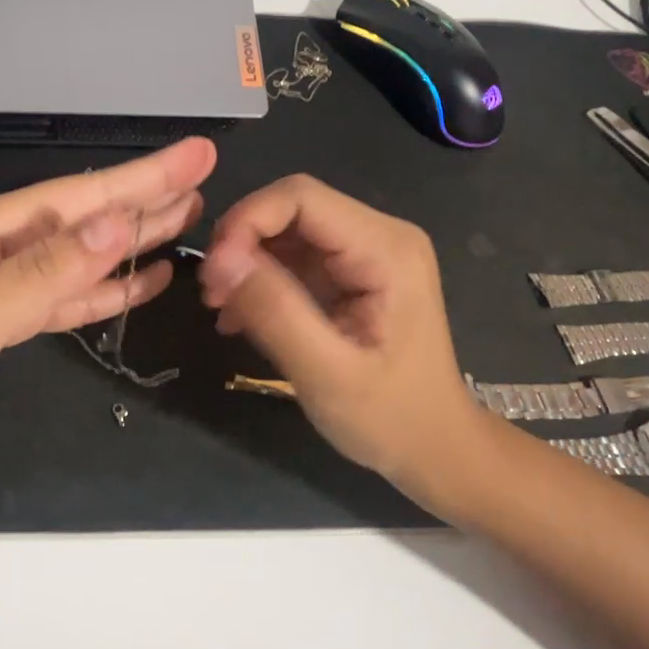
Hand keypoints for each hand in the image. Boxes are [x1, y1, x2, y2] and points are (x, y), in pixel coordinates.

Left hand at [0, 138, 216, 448]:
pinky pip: (69, 293)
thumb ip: (43, 272)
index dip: (145, 176)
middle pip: (92, 214)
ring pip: (87, 252)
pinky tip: (140, 283)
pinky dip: (107, 286)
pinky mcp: (6, 314)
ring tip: (186, 221)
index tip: (198, 154)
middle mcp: (8, 243)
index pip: (86, 195)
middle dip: (148, 196)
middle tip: (206, 180)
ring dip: (135, 237)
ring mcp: (7, 279)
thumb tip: (116, 222)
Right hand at [197, 175, 488, 489]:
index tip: (214, 272)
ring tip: (222, 308)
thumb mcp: (327, 373)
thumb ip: (274, 311)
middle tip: (212, 294)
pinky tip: (241, 316)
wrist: (437, 450)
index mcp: (386, 249)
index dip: (247, 220)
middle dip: (242, 242)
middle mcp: (379, 235)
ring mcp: (365, 252)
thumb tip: (219, 257)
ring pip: (284, 229)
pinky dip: (260, 278)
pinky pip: (292, 254)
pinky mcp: (349, 271)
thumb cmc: (391, 418)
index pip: (300, 197)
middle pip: (289, 208)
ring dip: (245, 261)